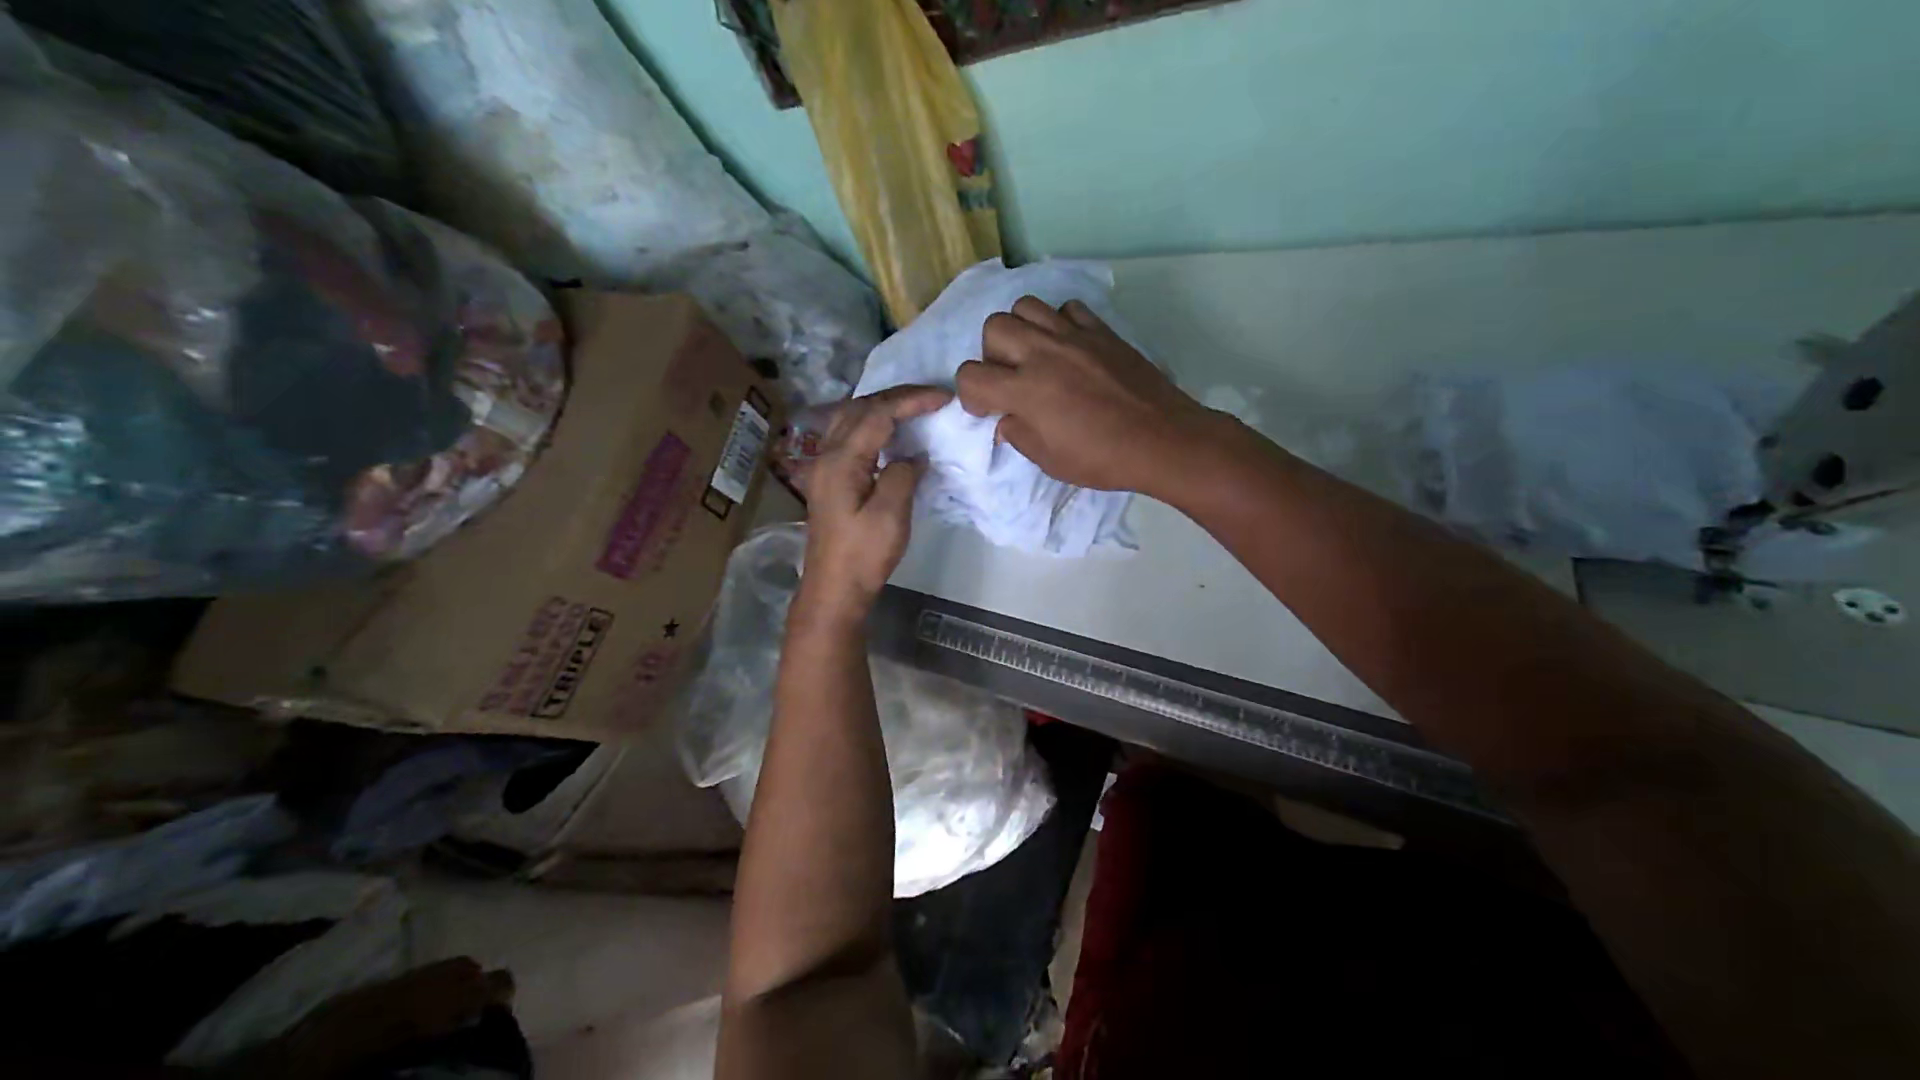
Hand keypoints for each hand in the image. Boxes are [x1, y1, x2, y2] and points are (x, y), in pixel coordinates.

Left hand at [800, 385, 952, 617]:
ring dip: (881, 407)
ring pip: (850, 419)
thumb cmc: (863, 555)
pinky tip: (890, 434)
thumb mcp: (890, 515)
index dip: (911, 401)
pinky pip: (848, 436)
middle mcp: (826, 456)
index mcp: (840, 461)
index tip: (943, 397)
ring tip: (913, 409)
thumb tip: (913, 456)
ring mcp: (823, 467)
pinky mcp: (829, 480)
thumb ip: (902, 475)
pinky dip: (871, 425)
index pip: (877, 414)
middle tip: (931, 398)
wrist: (834, 589)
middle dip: (895, 397)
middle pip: (859, 408)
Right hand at [955, 297, 1225, 501]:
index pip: (971, 375)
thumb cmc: (1102, 459)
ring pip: (1026, 306)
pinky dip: (1059, 323)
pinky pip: (1067, 308)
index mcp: (1026, 390)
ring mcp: (1074, 336)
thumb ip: (1018, 434)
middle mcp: (1043, 353)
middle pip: (994, 327)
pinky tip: (1068, 348)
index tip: (986, 409)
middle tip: (1009, 377)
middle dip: (992, 353)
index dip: (970, 394)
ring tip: (1035, 355)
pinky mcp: (1101, 330)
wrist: (1161, 439)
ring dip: (1021, 330)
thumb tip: (1006, 418)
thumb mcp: (1049, 460)